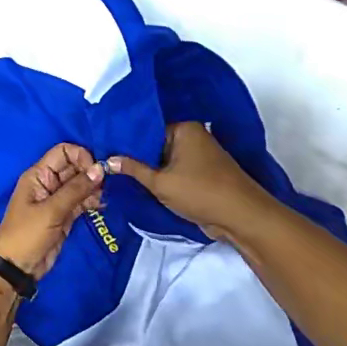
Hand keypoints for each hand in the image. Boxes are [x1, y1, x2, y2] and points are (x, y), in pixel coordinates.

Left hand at [0, 143, 103, 279]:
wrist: (17, 267)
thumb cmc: (27, 234)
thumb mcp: (51, 211)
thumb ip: (76, 189)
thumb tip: (99, 169)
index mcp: (39, 175)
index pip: (63, 152)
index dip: (81, 156)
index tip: (96, 171)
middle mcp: (48, 183)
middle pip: (73, 167)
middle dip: (90, 172)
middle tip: (105, 185)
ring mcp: (56, 199)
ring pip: (79, 185)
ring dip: (93, 188)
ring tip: (102, 197)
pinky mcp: (64, 215)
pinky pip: (81, 201)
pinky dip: (91, 202)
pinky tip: (101, 206)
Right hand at [105, 122, 272, 239]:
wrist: (242, 217)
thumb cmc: (200, 192)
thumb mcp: (160, 182)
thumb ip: (133, 170)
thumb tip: (108, 160)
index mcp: (184, 128)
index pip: (146, 131)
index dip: (126, 143)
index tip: (104, 150)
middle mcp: (193, 136)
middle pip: (155, 146)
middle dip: (136, 158)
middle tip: (106, 164)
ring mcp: (199, 156)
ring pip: (165, 161)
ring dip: (149, 172)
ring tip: (118, 175)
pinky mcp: (202, 174)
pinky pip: (175, 172)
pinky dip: (162, 180)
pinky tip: (141, 186)